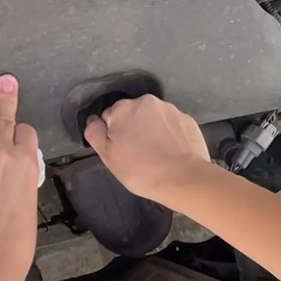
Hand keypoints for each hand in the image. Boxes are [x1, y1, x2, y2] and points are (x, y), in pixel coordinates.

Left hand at [0, 74, 41, 280]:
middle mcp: (4, 152)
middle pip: (5, 113)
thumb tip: (14, 171)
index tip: (16, 137)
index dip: (20, 133)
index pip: (26, 131)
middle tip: (6, 81)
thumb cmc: (13, 242)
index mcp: (27, 164)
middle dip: (7, 95)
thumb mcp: (28, 204)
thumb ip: (21, 179)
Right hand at [83, 95, 210, 203]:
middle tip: (137, 153)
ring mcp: (169, 109)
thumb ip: (95, 133)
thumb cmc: (141, 170)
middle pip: (132, 114)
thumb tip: (93, 120)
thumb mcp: (108, 156)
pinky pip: (171, 124)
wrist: (184, 179)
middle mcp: (146, 101)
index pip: (109, 117)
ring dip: (151, 130)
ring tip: (156, 154)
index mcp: (122, 108)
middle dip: (132, 128)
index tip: (121, 150)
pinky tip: (170, 152)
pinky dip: (169, 134)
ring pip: (152, 118)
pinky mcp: (187, 119)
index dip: (112, 135)